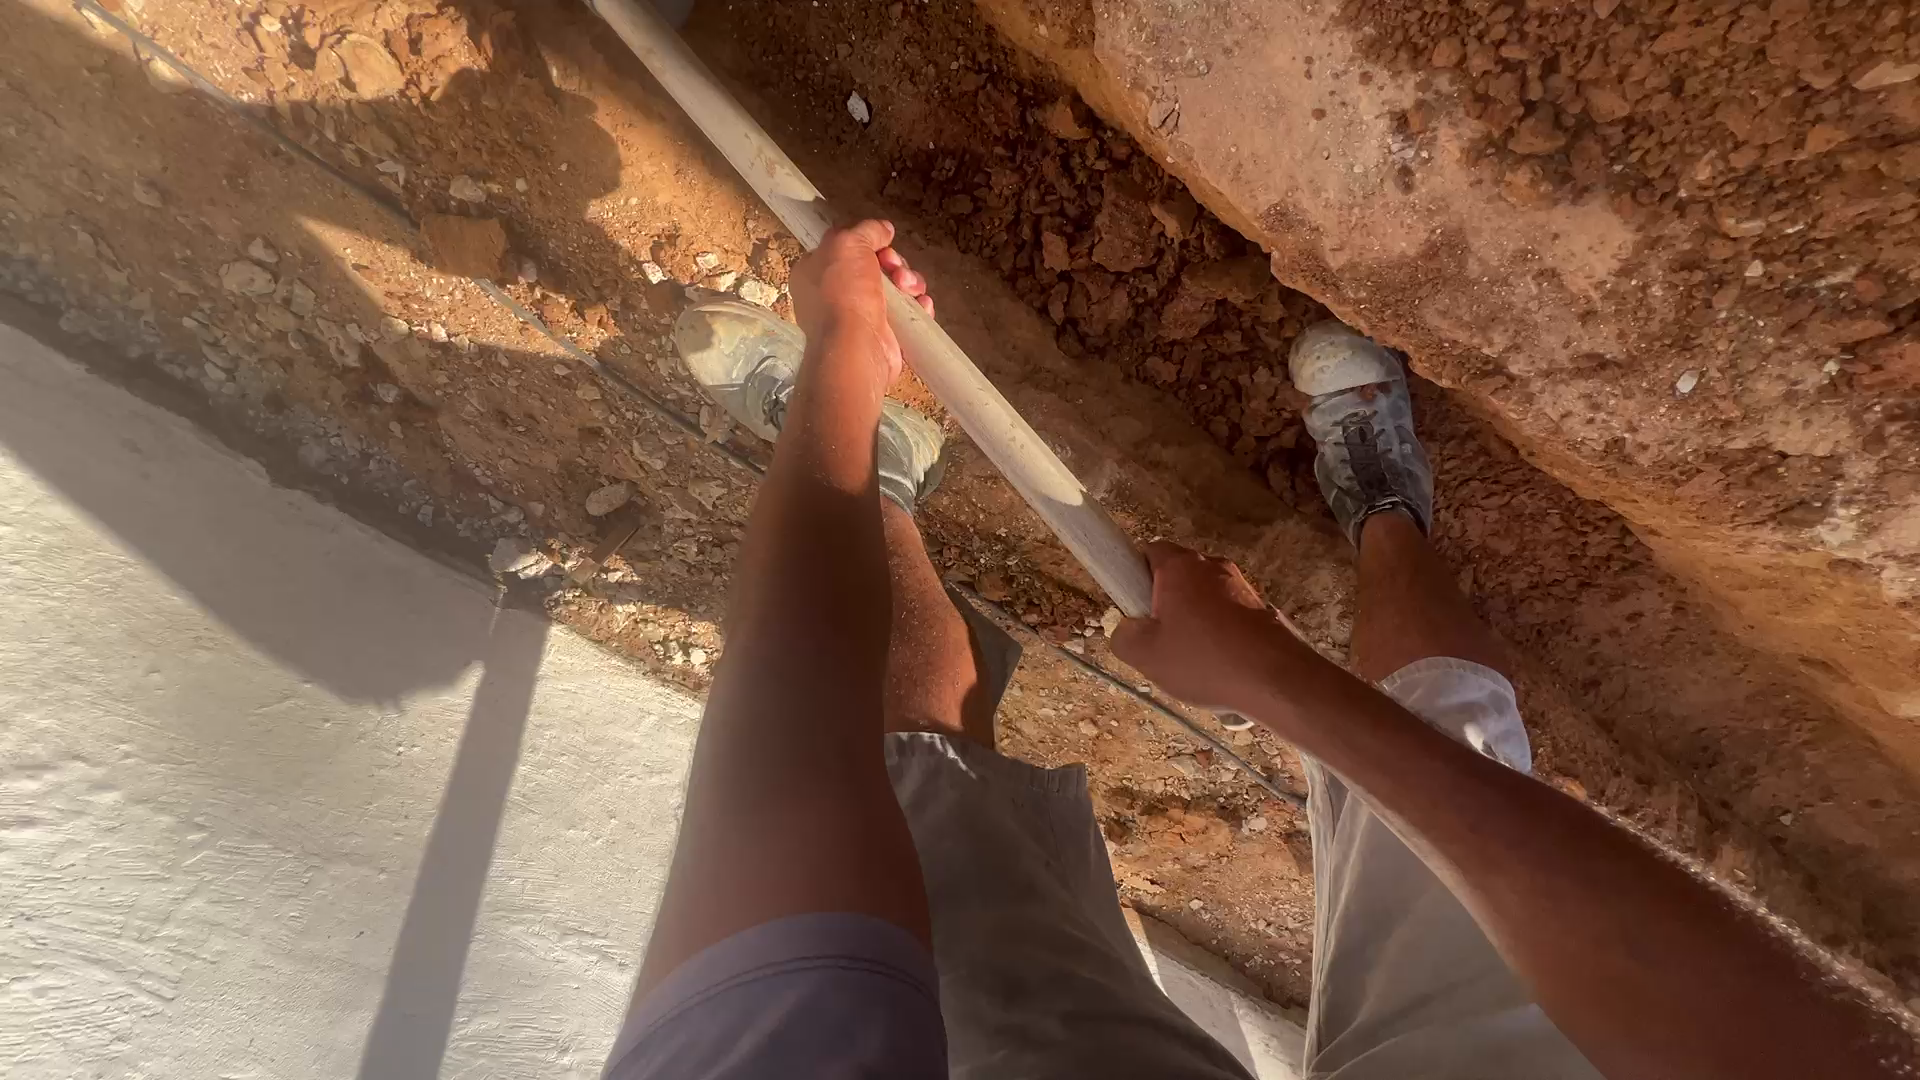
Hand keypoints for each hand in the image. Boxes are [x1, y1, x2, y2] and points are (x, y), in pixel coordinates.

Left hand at [787, 220, 934, 387]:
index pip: (845, 249)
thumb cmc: (843, 293)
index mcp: (815, 272)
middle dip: (894, 264)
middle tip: (896, 271)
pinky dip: (917, 306)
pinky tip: (921, 304)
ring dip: (909, 282)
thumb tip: (884, 229)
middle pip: (876, 266)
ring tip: (909, 289)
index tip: (880, 245)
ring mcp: (861, 317)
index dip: (867, 243)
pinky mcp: (885, 335)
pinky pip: (906, 313)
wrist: (857, 347)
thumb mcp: (847, 244)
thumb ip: (865, 230)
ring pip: (895, 288)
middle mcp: (835, 295)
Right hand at [1111, 541, 1300, 713]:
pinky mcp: (1260, 607)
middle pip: (1176, 575)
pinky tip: (1218, 665)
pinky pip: (1226, 614)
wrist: (1278, 680)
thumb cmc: (1204, 660)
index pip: (1148, 550)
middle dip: (1163, 603)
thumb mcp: (1145, 655)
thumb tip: (1126, 628)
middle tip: (1157, 638)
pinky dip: (1217, 633)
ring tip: (1190, 659)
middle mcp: (1211, 565)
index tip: (1135, 605)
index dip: (1134, 574)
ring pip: (1201, 596)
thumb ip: (1122, 635)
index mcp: (1179, 566)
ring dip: (1191, 620)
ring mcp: (1240, 584)